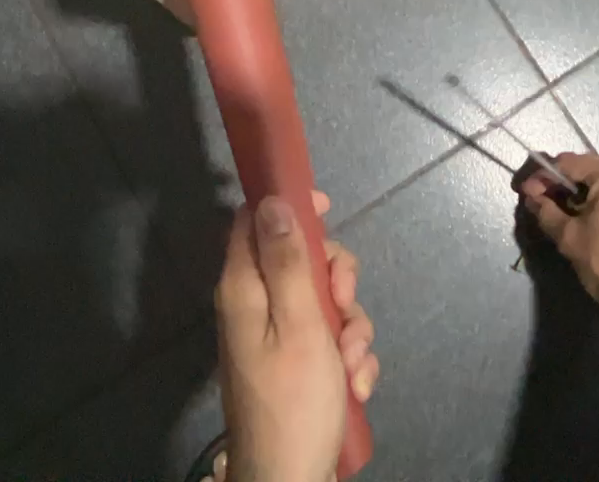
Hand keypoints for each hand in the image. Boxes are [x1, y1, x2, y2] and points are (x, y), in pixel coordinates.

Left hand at [216, 192, 377, 481]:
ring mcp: (275, 334)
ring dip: (349, 326)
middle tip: (342, 304)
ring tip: (351, 365)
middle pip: (299, 257)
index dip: (288, 204)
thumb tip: (271, 198)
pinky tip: (354, 385)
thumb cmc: (294, 400)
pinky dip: (347, 356)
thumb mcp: (299, 323)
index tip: (327, 209)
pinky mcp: (295, 362)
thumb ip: (287, 259)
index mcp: (244, 287)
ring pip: (321, 298)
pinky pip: (328, 336)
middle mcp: (254, 303)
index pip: (254, 219)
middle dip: (335, 277)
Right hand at [518, 153, 598, 321]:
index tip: (530, 192)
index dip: (545, 175)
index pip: (569, 162)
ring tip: (585, 222)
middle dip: (571, 186)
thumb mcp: (569, 238)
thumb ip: (545, 210)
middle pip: (596, 172)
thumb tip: (532, 195)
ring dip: (597, 198)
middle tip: (553, 206)